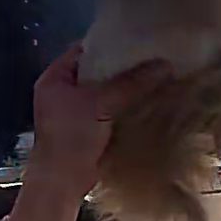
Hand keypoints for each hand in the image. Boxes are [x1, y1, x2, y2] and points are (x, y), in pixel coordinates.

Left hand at [27, 45, 170, 192]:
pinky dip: (124, 107)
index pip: (83, 50)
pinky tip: (147, 101)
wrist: (62, 180)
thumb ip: (131, 82)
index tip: (135, 39)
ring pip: (104, 93)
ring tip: (154, 76)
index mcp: (54, 78)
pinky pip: (108, 111)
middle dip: (121, 67)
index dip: (108, 43)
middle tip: (151, 57)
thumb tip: (166, 65)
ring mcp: (73, 113)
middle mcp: (61, 93)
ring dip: (125, 89)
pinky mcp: (86, 131)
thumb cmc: (72, 135)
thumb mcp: (101, 102)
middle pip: (96, 72)